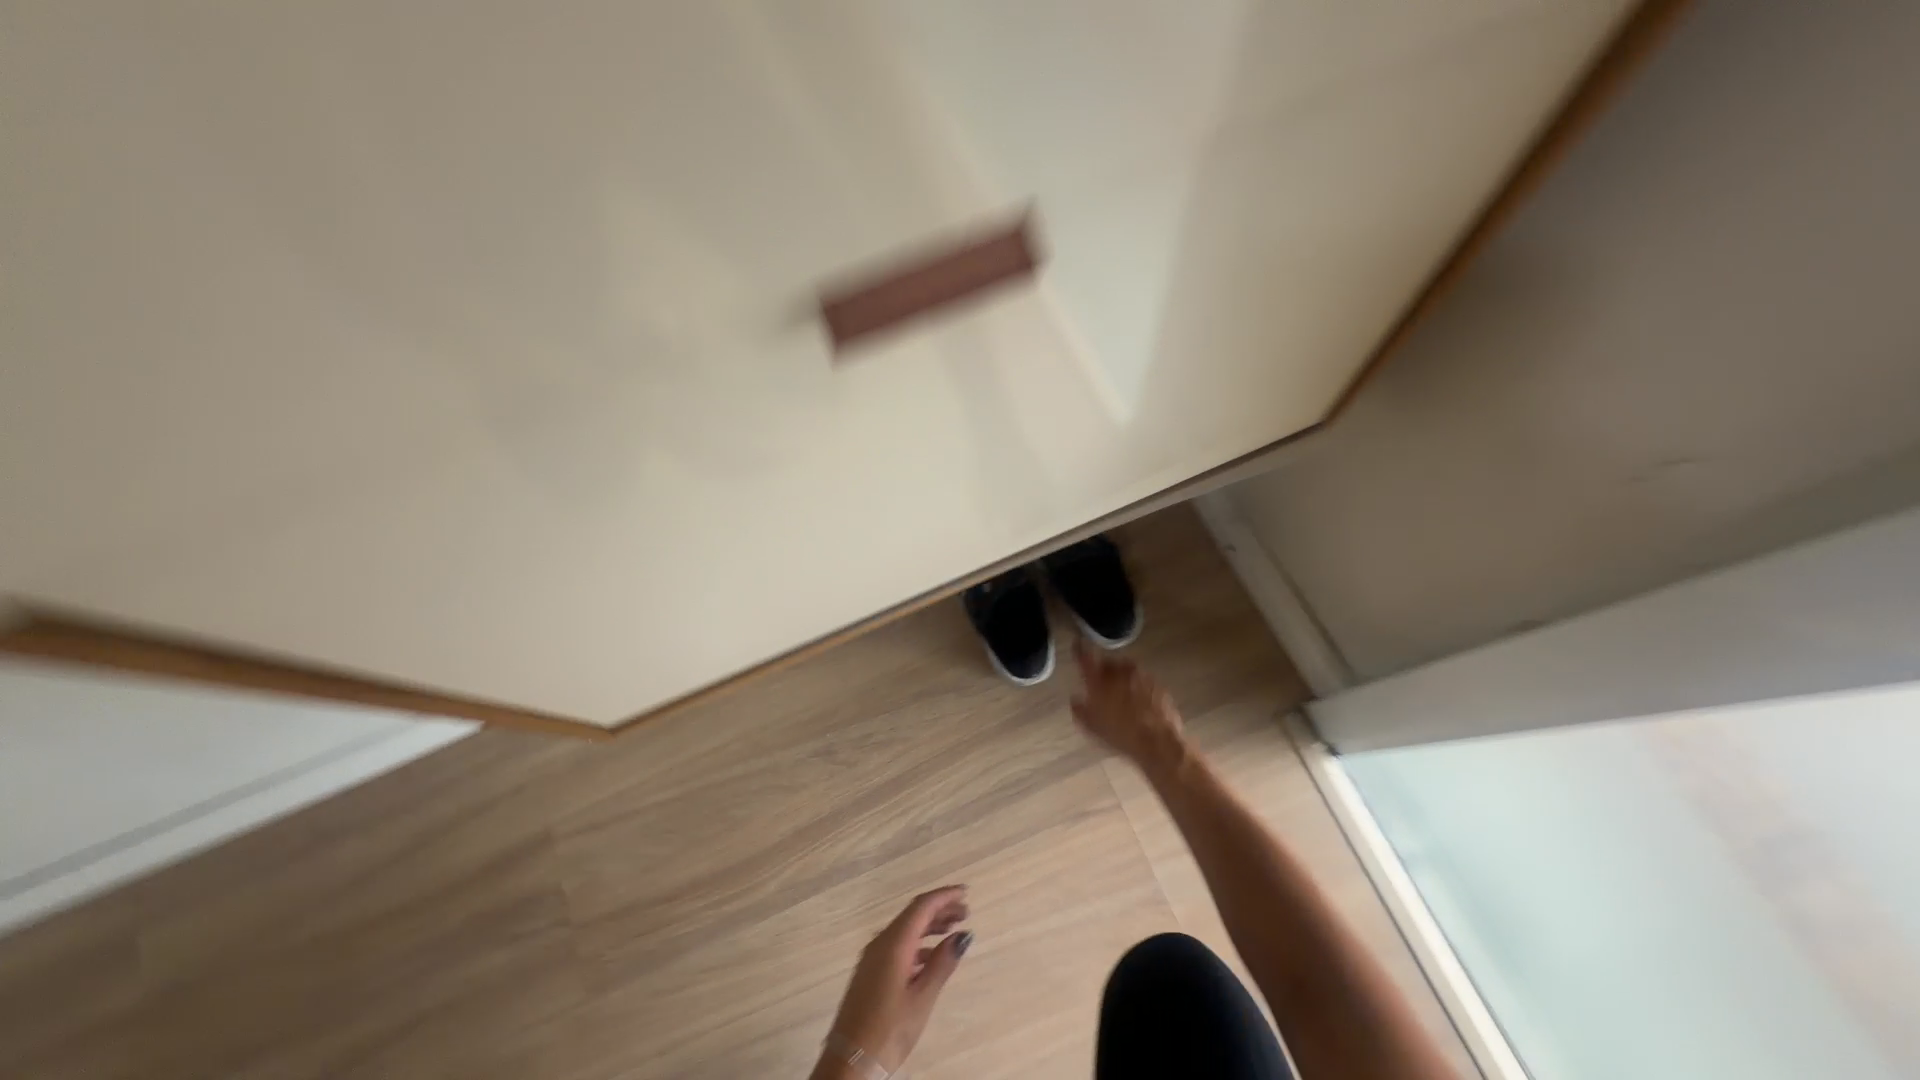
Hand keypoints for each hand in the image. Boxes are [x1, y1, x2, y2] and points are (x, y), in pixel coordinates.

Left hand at [818, 886, 972, 1076]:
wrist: (850, 1061)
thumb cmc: (889, 1029)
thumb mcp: (922, 997)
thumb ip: (943, 963)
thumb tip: (963, 934)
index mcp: (894, 944)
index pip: (921, 906)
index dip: (944, 896)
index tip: (966, 892)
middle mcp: (880, 943)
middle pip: (913, 915)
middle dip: (940, 909)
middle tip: (966, 912)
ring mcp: (872, 957)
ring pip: (905, 930)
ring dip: (929, 926)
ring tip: (954, 930)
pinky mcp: (870, 972)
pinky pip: (898, 945)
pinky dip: (918, 943)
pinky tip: (931, 956)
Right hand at [1070, 640, 1187, 770]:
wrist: (1157, 742)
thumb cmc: (1119, 735)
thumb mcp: (1092, 727)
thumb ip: (1080, 710)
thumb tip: (1075, 700)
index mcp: (1099, 681)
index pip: (1085, 658)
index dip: (1079, 649)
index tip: (1077, 642)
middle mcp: (1119, 673)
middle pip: (1108, 662)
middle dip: (1104, 668)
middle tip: (1102, 683)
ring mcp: (1140, 676)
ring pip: (1127, 668)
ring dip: (1122, 676)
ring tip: (1121, 693)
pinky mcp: (1157, 684)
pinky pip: (1143, 679)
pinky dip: (1138, 685)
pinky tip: (1138, 701)